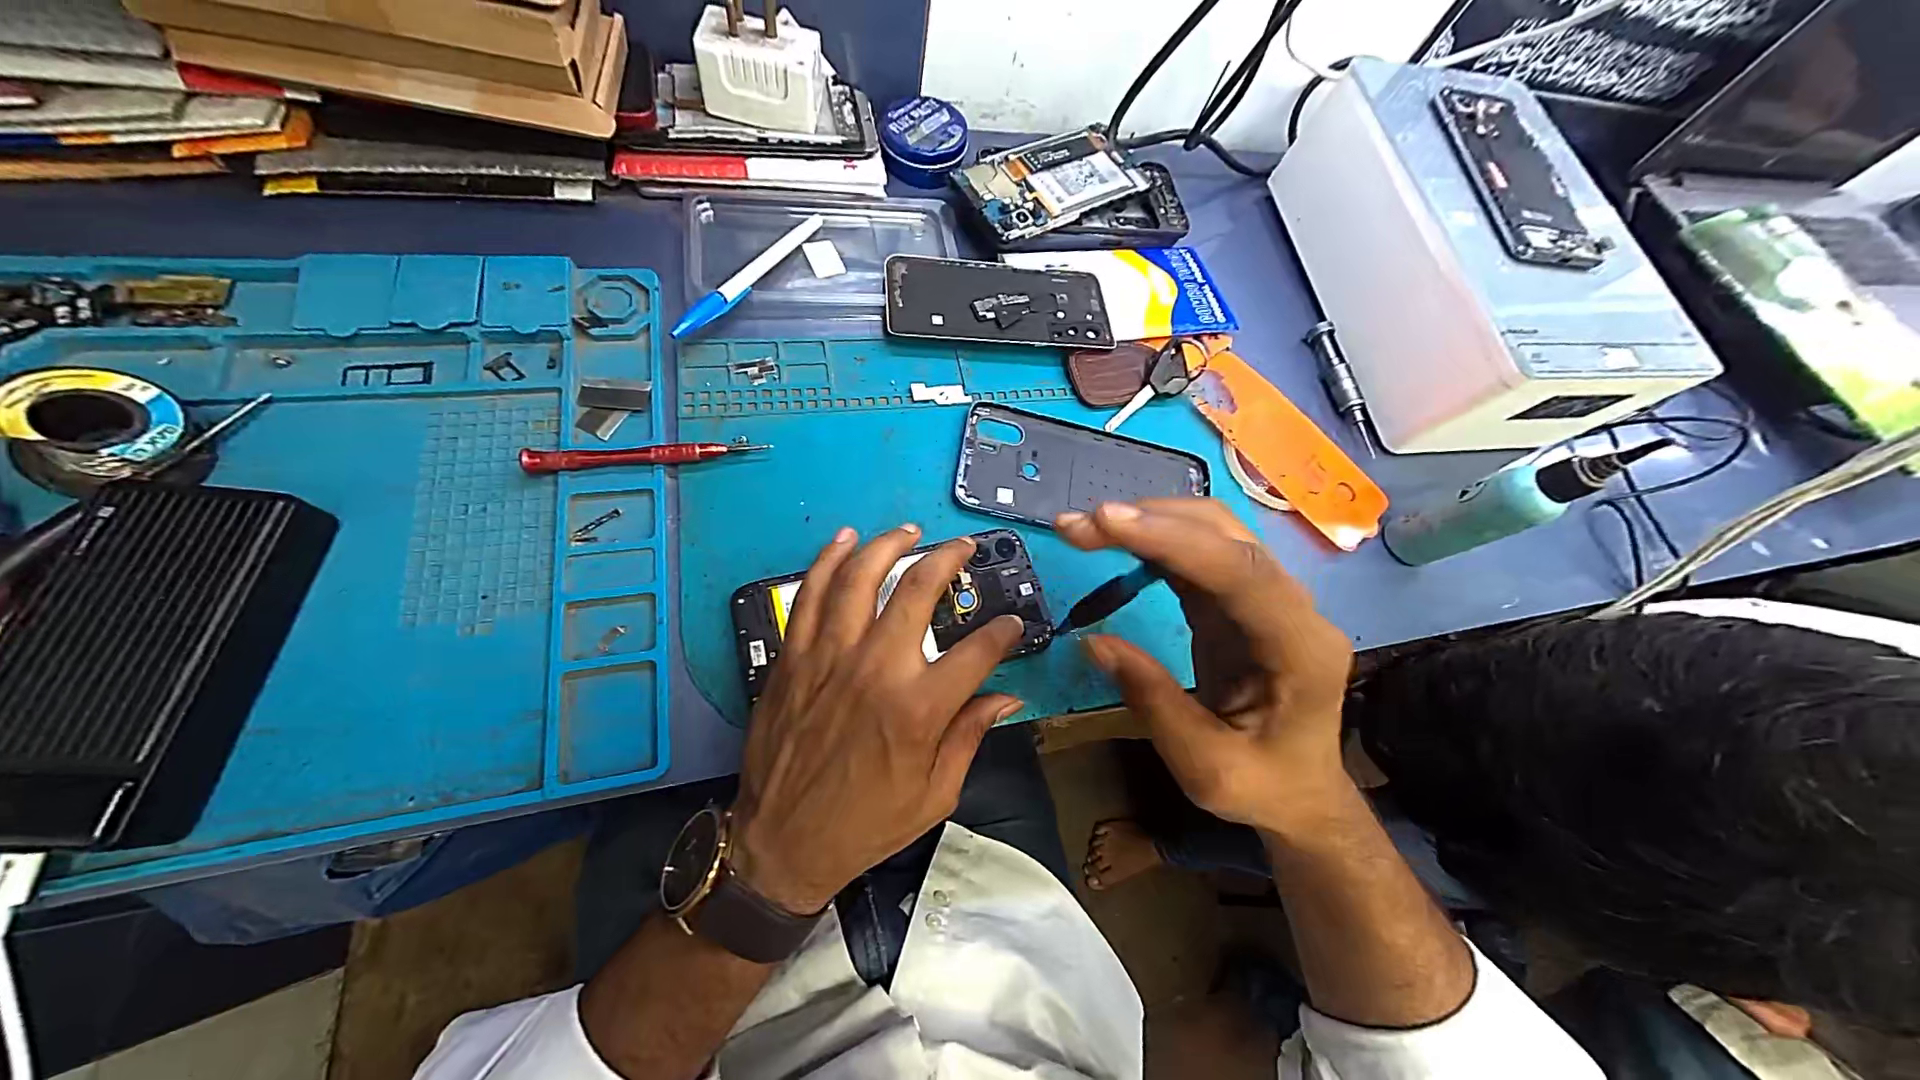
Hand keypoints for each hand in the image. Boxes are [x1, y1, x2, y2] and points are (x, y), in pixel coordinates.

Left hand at [728, 525, 1025, 913]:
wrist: (782, 842)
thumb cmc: (865, 823)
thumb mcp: (935, 794)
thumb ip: (970, 736)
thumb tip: (1006, 697)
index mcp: (919, 708)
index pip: (978, 651)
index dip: (1003, 633)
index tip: (1012, 625)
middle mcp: (876, 669)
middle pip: (917, 590)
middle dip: (948, 560)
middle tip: (962, 548)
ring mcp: (829, 657)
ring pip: (860, 578)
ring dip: (887, 545)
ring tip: (908, 531)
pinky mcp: (794, 657)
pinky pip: (811, 595)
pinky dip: (828, 562)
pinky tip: (844, 541)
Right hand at [1056, 499, 1355, 833]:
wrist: (1302, 794)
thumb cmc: (1265, 787)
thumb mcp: (1207, 767)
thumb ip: (1154, 702)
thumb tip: (1093, 642)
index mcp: (1301, 648)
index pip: (1241, 572)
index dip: (1175, 541)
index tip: (1108, 522)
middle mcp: (1291, 608)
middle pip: (1227, 536)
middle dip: (1152, 520)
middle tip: (1080, 525)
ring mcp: (1265, 598)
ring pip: (1211, 534)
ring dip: (1148, 522)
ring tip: (1085, 527)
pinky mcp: (1237, 600)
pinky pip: (1196, 556)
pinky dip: (1152, 542)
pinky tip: (1113, 541)